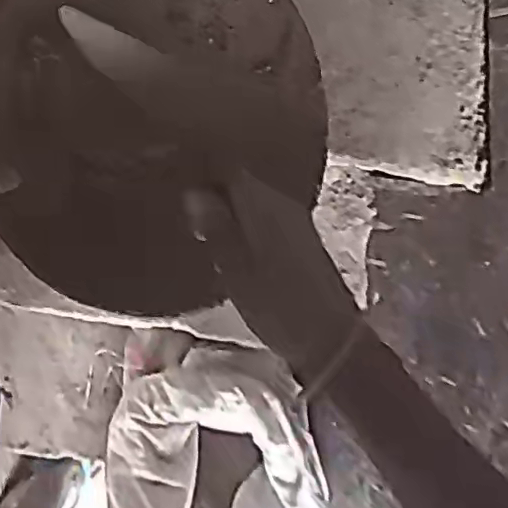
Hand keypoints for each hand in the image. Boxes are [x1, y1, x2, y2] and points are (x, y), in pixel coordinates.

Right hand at [183, 169, 362, 379]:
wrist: (335, 343)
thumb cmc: (279, 306)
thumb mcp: (236, 269)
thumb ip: (216, 226)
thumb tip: (193, 192)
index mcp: (262, 205)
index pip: (226, 166)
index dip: (199, 164)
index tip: (172, 170)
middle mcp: (281, 203)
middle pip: (239, 177)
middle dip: (209, 181)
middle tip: (177, 193)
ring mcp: (294, 220)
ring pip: (250, 195)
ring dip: (225, 200)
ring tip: (195, 213)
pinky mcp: (301, 237)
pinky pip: (261, 211)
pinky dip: (240, 215)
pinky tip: (225, 233)